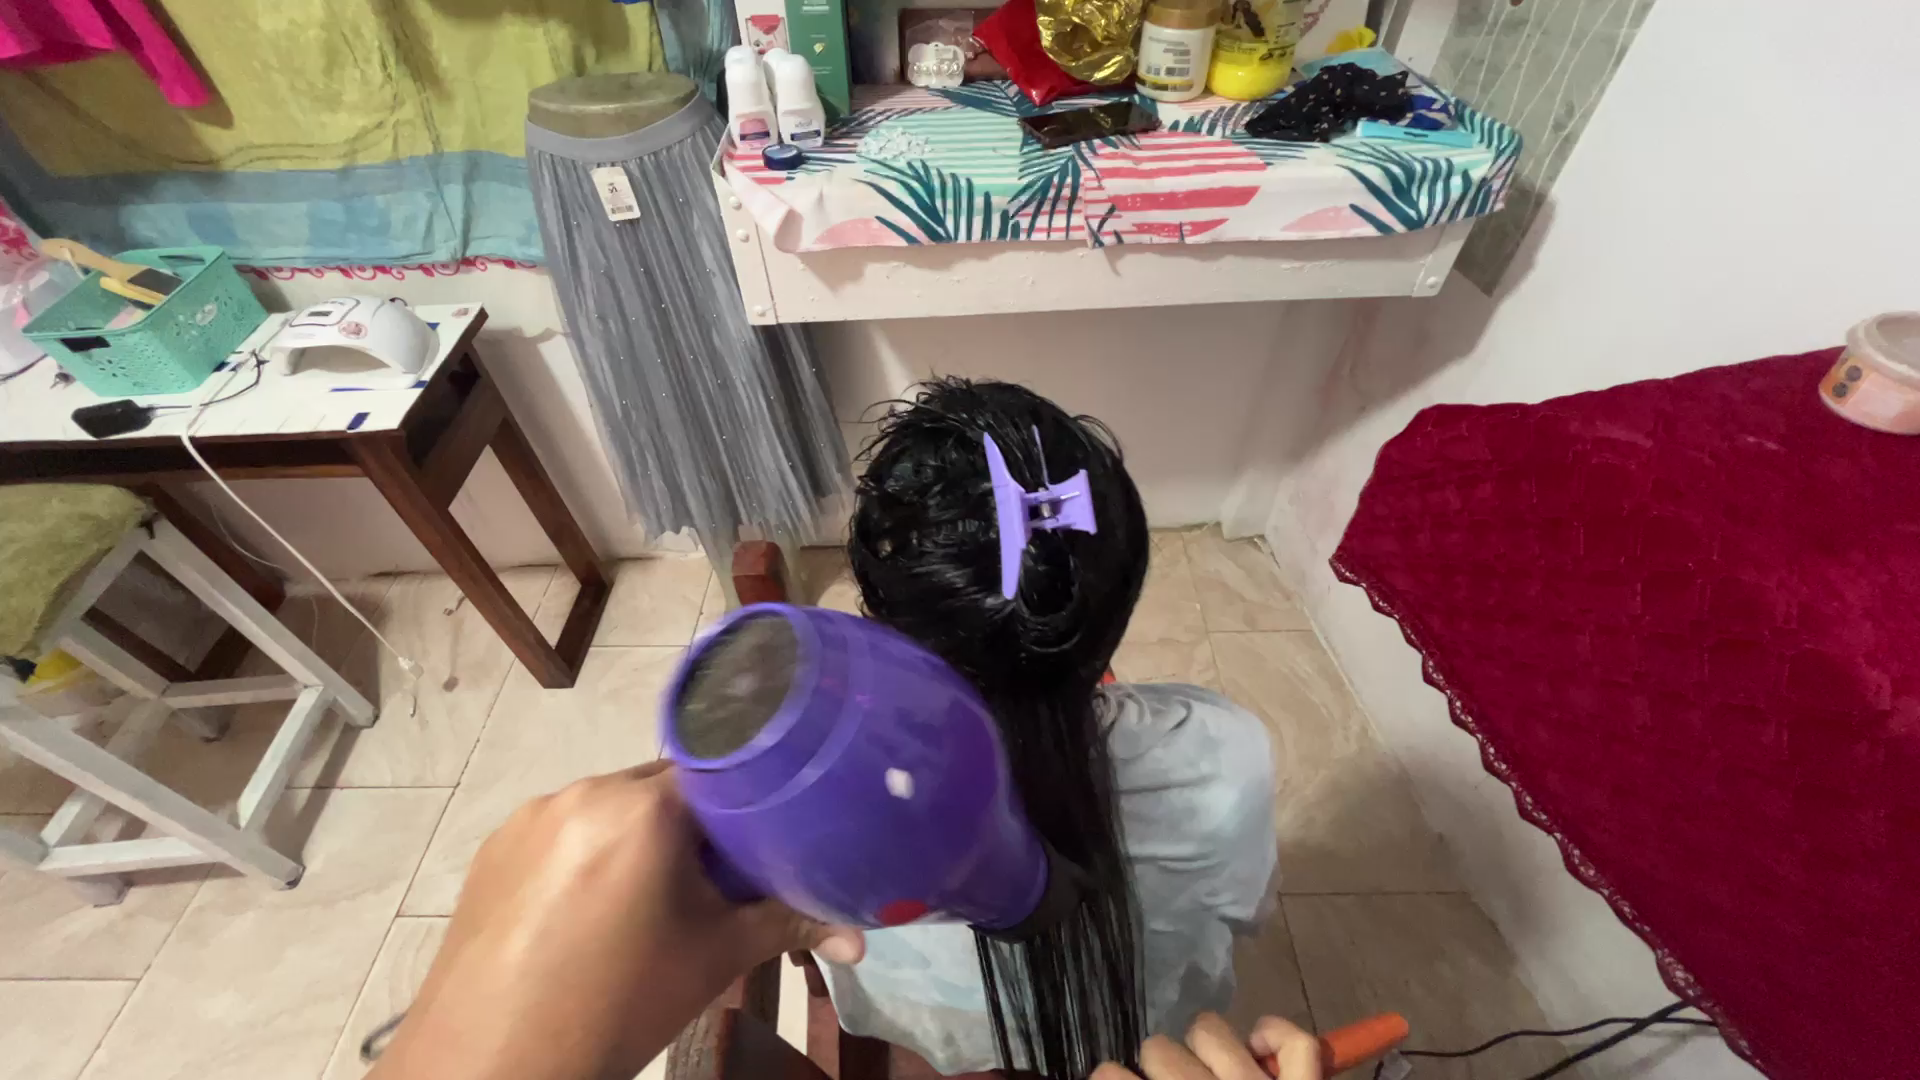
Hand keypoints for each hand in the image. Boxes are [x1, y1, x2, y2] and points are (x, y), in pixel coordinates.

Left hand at [369, 762, 863, 1079]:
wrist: (487, 1072)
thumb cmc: (619, 1006)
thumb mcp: (715, 958)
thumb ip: (791, 924)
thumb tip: (863, 939)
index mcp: (645, 807)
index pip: (719, 772)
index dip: (746, 801)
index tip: (759, 837)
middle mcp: (587, 791)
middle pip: (665, 785)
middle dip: (694, 821)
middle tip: (711, 876)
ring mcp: (534, 814)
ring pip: (616, 802)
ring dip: (641, 832)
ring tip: (650, 894)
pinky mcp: (496, 844)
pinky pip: (567, 825)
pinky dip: (591, 848)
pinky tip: (590, 905)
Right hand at [1092, 1013, 1321, 1079]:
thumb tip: (1103, 1075)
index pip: (1109, 1075)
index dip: (1108, 1079)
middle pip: (1156, 1048)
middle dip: (1156, 1073)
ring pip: (1207, 1027)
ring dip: (1203, 1054)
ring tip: (1206, 1078)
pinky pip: (1292, 1039)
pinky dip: (1273, 1038)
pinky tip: (1258, 1057)